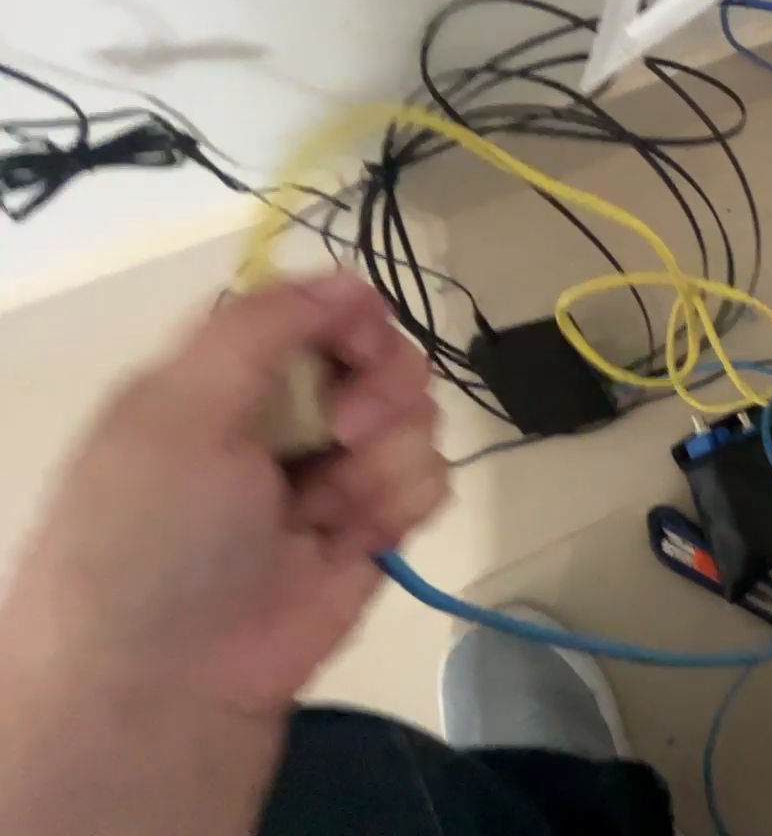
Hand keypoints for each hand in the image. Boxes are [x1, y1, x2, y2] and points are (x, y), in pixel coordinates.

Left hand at [2, 274, 447, 719]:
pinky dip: (400, 504)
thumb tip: (352, 280)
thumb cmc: (152, 540)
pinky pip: (434, 476)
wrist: (179, 675)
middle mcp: (295, 413)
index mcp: (230, 380)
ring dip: (383, 464)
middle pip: (387, 357)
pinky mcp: (384, 511)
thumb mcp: (173, 418)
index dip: (351, 317)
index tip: (356, 341)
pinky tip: (355, 538)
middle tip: (344, 432)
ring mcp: (344, 465)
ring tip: (329, 510)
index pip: (319, 312)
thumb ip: (258, 332)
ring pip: (421, 418)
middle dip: (382, 392)